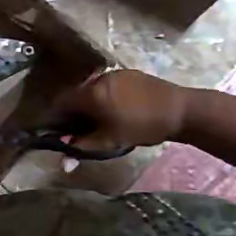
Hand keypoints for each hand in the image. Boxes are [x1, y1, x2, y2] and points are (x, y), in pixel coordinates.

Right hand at [51, 69, 189, 153]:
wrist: (179, 109)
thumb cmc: (142, 127)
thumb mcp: (111, 141)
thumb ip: (84, 147)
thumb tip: (62, 162)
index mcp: (91, 93)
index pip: (61, 102)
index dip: (56, 118)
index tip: (59, 132)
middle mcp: (99, 78)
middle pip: (77, 95)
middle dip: (75, 113)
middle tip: (81, 131)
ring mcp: (115, 73)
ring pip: (93, 89)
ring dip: (91, 104)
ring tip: (102, 122)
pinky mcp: (129, 73)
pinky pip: (109, 85)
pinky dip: (106, 97)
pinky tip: (119, 110)